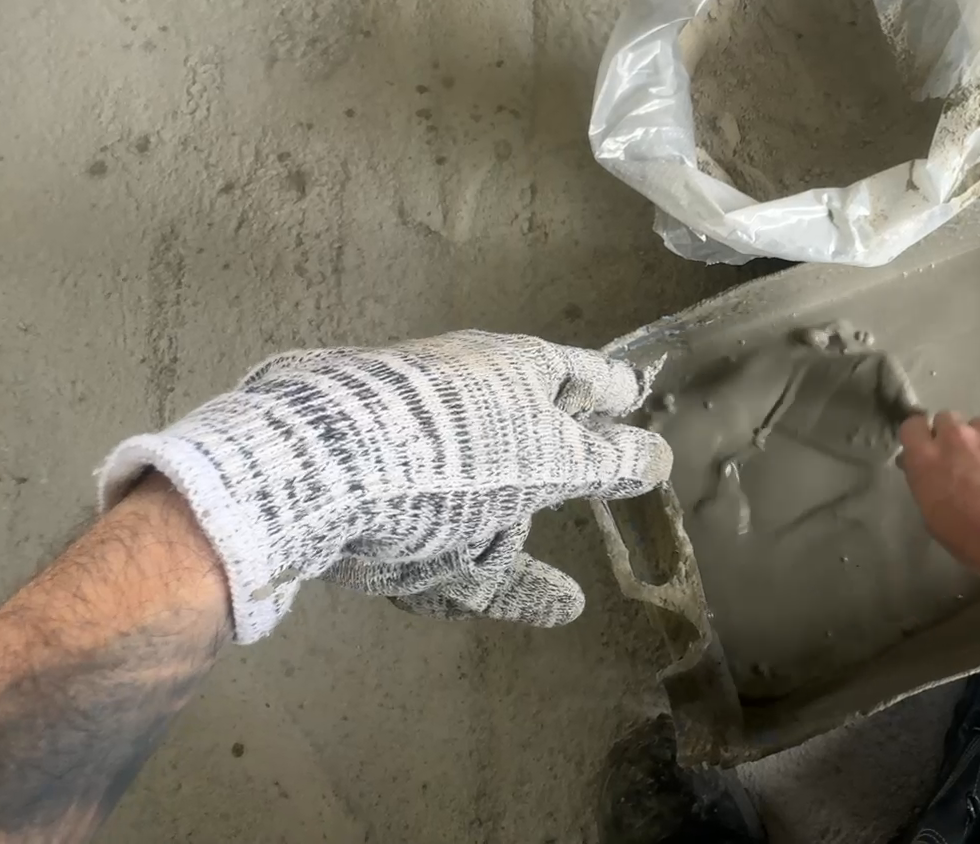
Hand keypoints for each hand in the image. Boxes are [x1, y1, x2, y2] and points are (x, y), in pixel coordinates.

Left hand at [97, 331, 671, 641]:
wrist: (317, 474)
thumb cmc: (459, 448)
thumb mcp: (552, 458)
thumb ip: (610, 462)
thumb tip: (661, 456)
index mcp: (516, 373)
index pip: (585, 375)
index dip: (616, 390)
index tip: (634, 397)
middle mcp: (470, 404)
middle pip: (532, 438)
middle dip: (561, 470)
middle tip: (591, 487)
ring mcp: (423, 453)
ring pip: (487, 498)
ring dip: (515, 539)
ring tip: (554, 594)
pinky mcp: (385, 503)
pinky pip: (451, 542)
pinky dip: (491, 575)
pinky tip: (552, 607)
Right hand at [897, 411, 979, 590]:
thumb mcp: (937, 522)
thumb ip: (925, 484)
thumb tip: (923, 466)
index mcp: (928, 460)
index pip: (911, 427)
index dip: (921, 438)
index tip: (930, 451)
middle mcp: (956, 436)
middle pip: (946, 420)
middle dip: (953, 438)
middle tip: (968, 464)